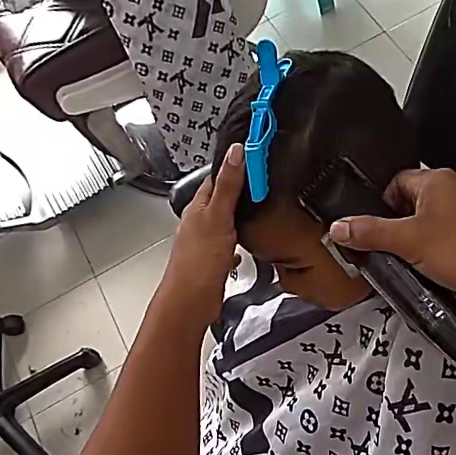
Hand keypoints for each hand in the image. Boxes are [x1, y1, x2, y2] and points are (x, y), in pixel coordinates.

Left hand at [151, 144, 245, 327]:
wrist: (191, 301)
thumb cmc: (199, 262)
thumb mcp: (218, 217)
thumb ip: (229, 186)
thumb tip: (236, 153)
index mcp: (199, 207)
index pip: (218, 177)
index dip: (235, 165)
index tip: (256, 154)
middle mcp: (201, 222)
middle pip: (223, 198)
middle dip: (242, 189)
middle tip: (264, 180)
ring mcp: (207, 241)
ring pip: (227, 221)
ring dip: (242, 214)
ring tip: (262, 207)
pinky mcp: (215, 260)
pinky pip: (231, 243)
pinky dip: (241, 239)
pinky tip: (250, 243)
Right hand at [326, 168, 455, 307]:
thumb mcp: (408, 243)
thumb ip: (370, 233)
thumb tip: (341, 227)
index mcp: (437, 179)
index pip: (393, 183)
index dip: (379, 208)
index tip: (374, 230)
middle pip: (410, 203)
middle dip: (399, 229)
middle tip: (396, 250)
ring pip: (430, 222)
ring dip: (419, 242)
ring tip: (421, 262)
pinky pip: (448, 236)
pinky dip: (439, 251)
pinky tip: (441, 268)